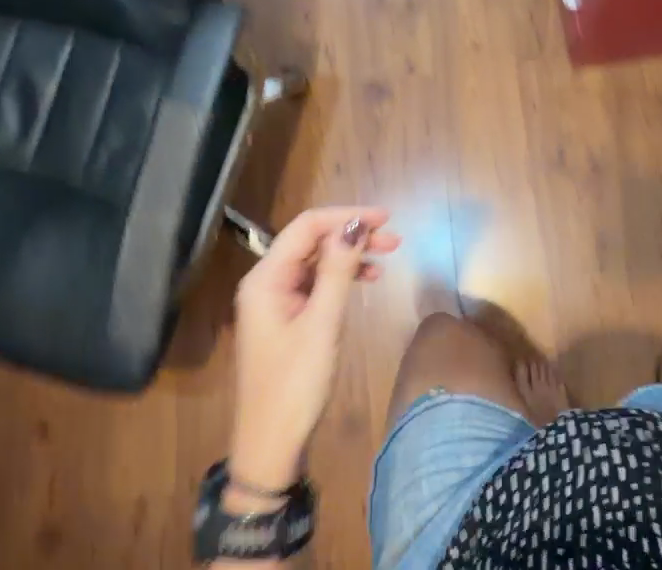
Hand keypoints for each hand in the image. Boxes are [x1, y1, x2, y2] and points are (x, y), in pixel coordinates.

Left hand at [228, 207, 398, 493]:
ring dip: (350, 256)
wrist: (271, 445)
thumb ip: (338, 271)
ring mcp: (275, 302)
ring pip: (316, 263)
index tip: (386, 218)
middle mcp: (266, 282)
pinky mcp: (286, 320)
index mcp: (266, 278)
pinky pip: (315, 285)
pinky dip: (341, 278)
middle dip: (351, 235)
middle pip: (311, 242)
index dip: (346, 216)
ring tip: (388, 257)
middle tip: (395, 240)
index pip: (307, 227)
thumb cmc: (295, 384)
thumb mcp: (322, 325)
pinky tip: (367, 280)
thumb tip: (355, 225)